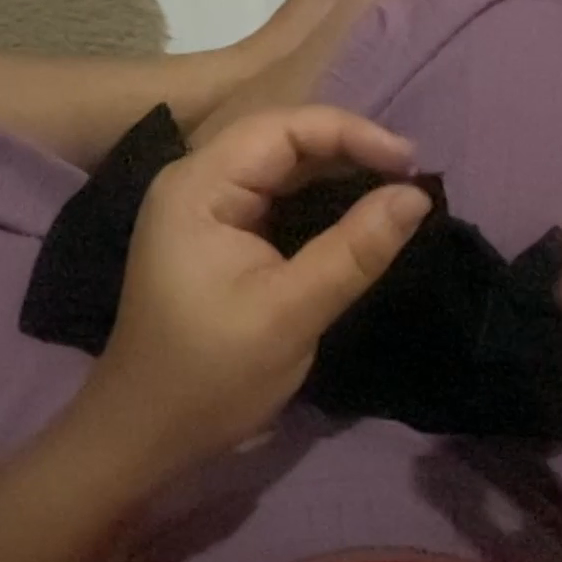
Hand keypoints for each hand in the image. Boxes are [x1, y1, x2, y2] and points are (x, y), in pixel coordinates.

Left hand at [79, 105, 432, 475]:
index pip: (282, 128)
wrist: (145, 432)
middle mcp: (194, 180)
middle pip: (279, 139)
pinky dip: (317, 197)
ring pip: (279, 165)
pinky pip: (272, 194)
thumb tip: (416, 195)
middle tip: (410, 177)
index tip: (411, 164)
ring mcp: (201, 205)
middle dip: (347, 149)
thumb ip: (354, 250)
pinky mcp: (214, 230)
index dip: (351, 134)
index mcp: (198, 186)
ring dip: (336, 171)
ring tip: (394, 187)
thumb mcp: (291, 313)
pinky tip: (354, 208)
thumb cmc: (210, 377)